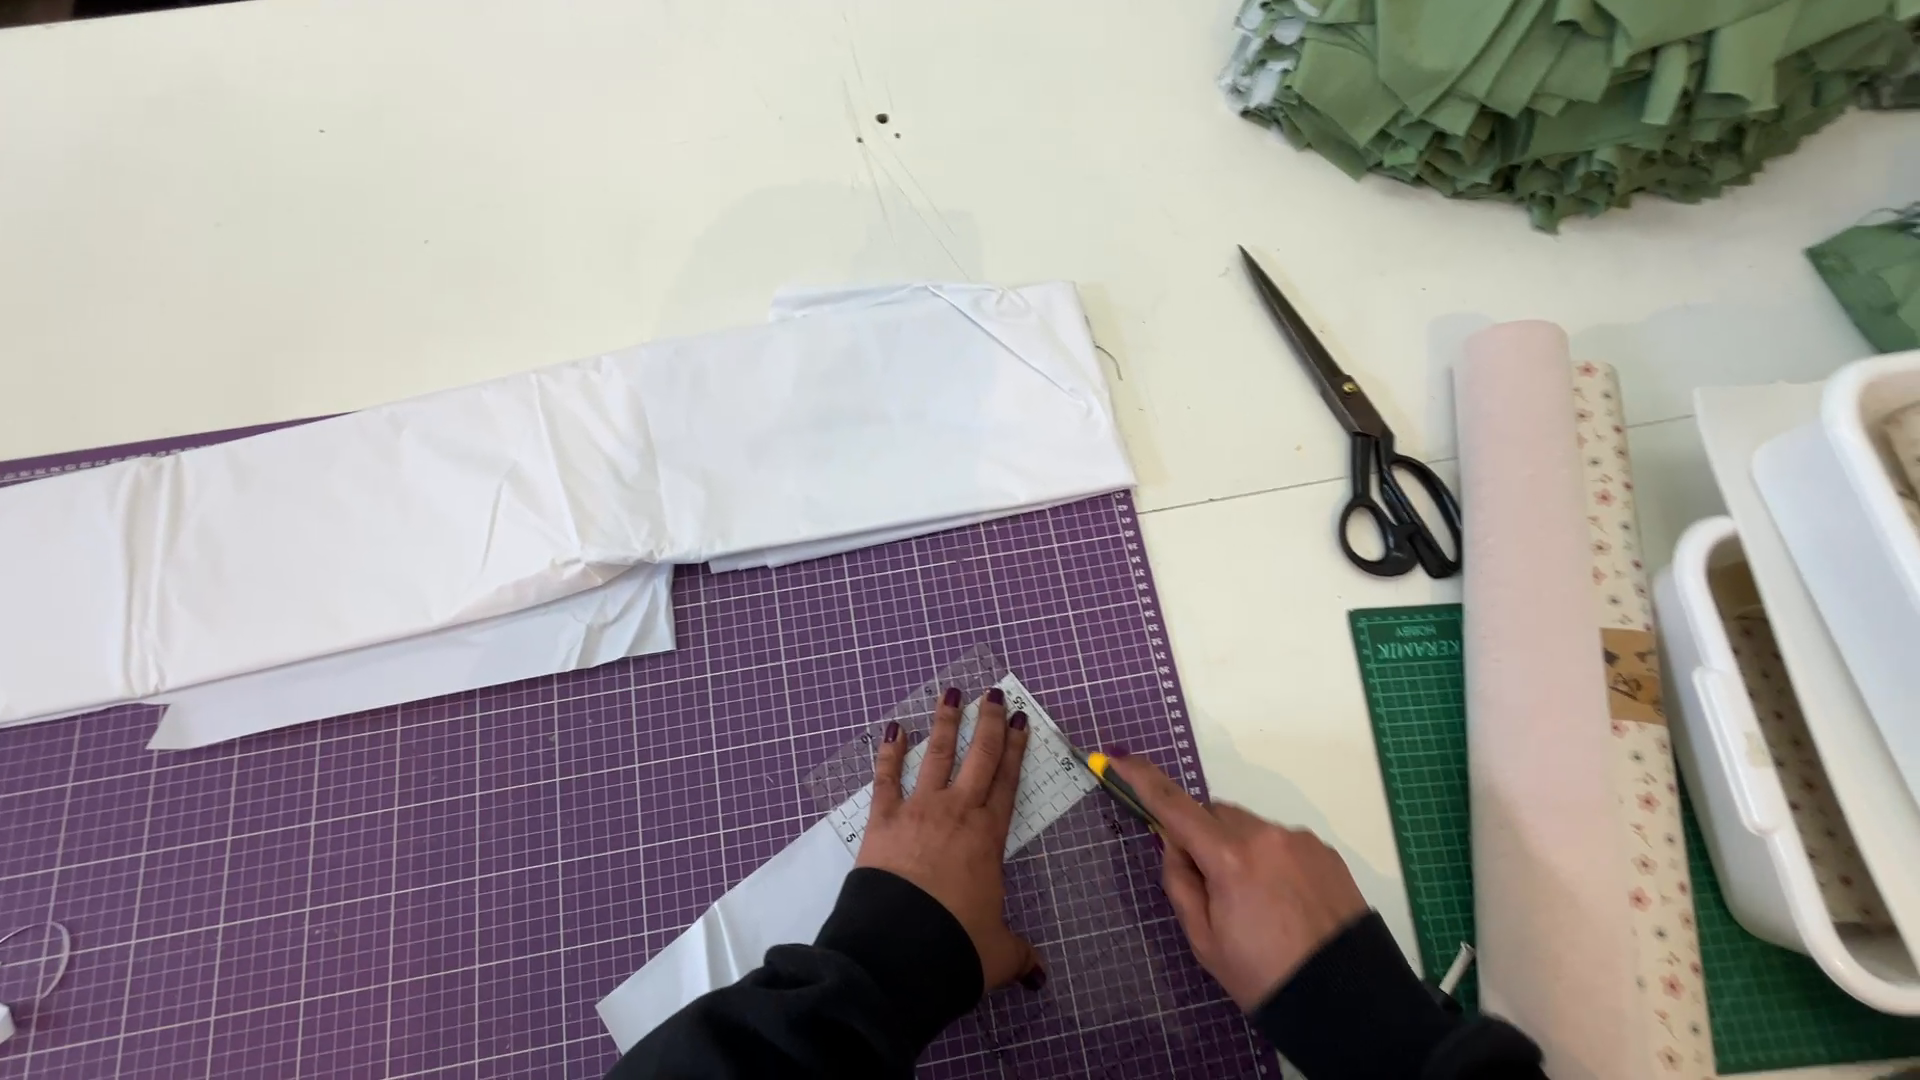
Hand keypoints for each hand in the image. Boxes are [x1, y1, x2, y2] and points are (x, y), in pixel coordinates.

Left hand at [855, 686, 1045, 990]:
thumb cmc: (955, 948)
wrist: (897, 955)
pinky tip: (893, 728)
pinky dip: (890, 752)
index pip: (1007, 782)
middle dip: (988, 723)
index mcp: (988, 837)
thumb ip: (1020, 955)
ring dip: (945, 722)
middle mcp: (957, 812)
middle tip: (993, 693)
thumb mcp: (997, 953)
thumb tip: (1040, 977)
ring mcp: (918, 810)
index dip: (1016, 749)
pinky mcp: (883, 819)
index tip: (1020, 721)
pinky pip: (886, 778)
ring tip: (950, 692)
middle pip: (979, 758)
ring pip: (937, 755)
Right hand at [1111, 753, 1366, 1010]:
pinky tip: (1284, 901)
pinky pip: (1280, 842)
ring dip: (1238, 848)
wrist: (1351, 1008)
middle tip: (1210, 885)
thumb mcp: (1204, 940)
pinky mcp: (1325, 852)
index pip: (1174, 806)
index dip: (1142, 778)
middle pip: (1214, 814)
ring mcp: (1299, 840)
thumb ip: (1180, 882)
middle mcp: (1264, 835)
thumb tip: (1174, 843)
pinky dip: (1270, 859)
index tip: (1119, 757)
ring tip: (1256, 902)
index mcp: (1229, 858)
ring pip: (1248, 827)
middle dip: (1202, 835)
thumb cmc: (1265, 977)